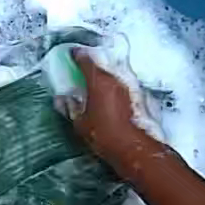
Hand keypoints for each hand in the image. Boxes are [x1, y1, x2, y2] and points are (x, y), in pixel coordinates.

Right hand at [68, 51, 165, 175]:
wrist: (135, 150)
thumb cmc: (107, 136)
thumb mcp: (81, 123)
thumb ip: (70, 107)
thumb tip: (62, 100)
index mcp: (99, 80)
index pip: (86, 58)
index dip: (78, 55)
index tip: (73, 54)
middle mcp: (118, 78)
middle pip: (104, 62)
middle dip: (94, 64)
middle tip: (84, 69)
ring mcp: (132, 86)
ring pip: (117, 73)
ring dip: (108, 75)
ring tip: (99, 84)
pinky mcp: (142, 97)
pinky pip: (127, 86)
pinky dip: (119, 88)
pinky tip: (114, 99)